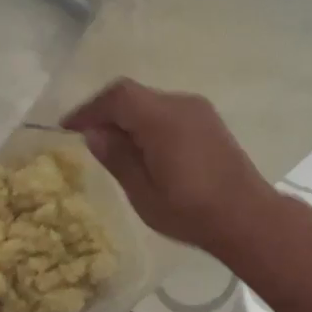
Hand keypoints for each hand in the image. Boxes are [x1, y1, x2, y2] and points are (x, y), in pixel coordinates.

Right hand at [62, 79, 284, 255]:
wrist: (245, 216)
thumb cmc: (189, 211)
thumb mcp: (142, 192)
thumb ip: (118, 158)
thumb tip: (93, 134)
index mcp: (162, 120)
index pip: (117, 97)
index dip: (88, 110)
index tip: (66, 130)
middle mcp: (181, 104)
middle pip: (133, 95)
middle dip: (104, 114)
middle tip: (84, 141)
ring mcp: (197, 111)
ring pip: (150, 103)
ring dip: (125, 120)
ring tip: (109, 149)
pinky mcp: (206, 122)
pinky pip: (166, 113)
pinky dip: (144, 125)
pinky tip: (138, 151)